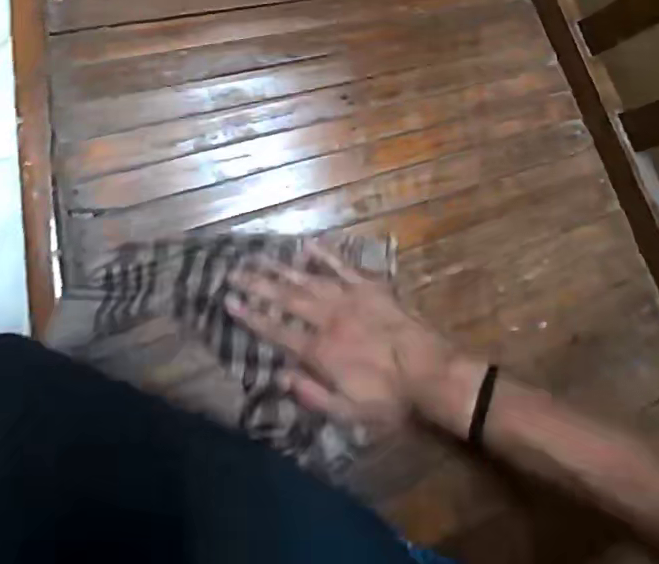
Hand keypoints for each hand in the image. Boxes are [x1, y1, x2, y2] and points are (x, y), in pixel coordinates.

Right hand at [226, 244, 484, 438]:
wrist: (431, 370)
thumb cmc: (390, 399)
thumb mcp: (350, 413)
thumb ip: (312, 395)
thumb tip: (280, 376)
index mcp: (320, 350)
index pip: (277, 330)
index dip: (251, 316)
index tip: (228, 300)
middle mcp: (328, 317)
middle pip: (286, 297)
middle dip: (257, 284)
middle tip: (232, 270)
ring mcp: (348, 297)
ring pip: (308, 278)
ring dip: (281, 267)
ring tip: (259, 255)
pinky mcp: (369, 286)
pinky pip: (342, 266)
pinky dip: (324, 254)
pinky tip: (307, 244)